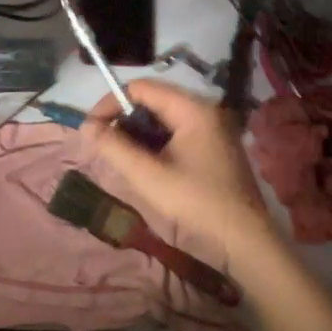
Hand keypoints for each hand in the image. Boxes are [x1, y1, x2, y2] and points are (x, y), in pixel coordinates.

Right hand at [84, 79, 267, 235]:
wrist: (244, 242)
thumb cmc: (196, 204)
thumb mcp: (147, 176)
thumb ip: (114, 147)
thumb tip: (87, 125)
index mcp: (193, 110)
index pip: (141, 88)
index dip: (110, 103)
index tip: (91, 129)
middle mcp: (205, 112)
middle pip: (152, 102)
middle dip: (123, 120)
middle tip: (104, 146)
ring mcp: (212, 131)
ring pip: (163, 120)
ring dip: (137, 135)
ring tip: (120, 159)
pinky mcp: (213, 150)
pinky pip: (176, 135)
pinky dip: (155, 145)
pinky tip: (144, 167)